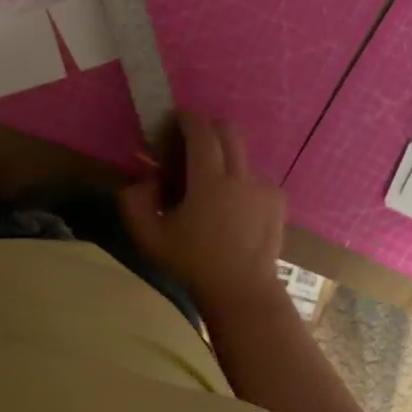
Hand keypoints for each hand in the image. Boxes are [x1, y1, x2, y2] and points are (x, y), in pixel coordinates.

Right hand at [117, 114, 286, 308]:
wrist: (242, 293)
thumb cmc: (192, 263)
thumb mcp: (149, 236)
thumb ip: (134, 201)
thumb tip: (146, 178)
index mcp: (210, 182)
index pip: (202, 132)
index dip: (187, 119)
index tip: (174, 119)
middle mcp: (241, 178)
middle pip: (228, 131)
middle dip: (207, 127)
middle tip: (189, 141)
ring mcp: (264, 189)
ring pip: (241, 154)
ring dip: (223, 155)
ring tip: (209, 182)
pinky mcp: (277, 201)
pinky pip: (255, 176)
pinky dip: (239, 179)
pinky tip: (230, 204)